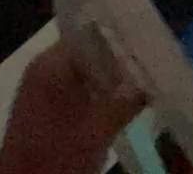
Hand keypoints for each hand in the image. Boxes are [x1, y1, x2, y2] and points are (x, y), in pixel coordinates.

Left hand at [0, 37, 146, 173]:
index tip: (147, 43)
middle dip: (119, 60)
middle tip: (151, 64)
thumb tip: (149, 82)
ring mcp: (41, 89)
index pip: (91, 33)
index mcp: (51, 63)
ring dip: (110, 79)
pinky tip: (122, 103)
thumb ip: (124, 102)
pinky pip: (77, 89)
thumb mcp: (96, 132)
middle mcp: (44, 68)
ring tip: (143, 82)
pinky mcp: (44, 110)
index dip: (120, 37)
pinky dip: (97, 94)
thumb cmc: (55, 161)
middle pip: (89, 51)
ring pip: (84, 72)